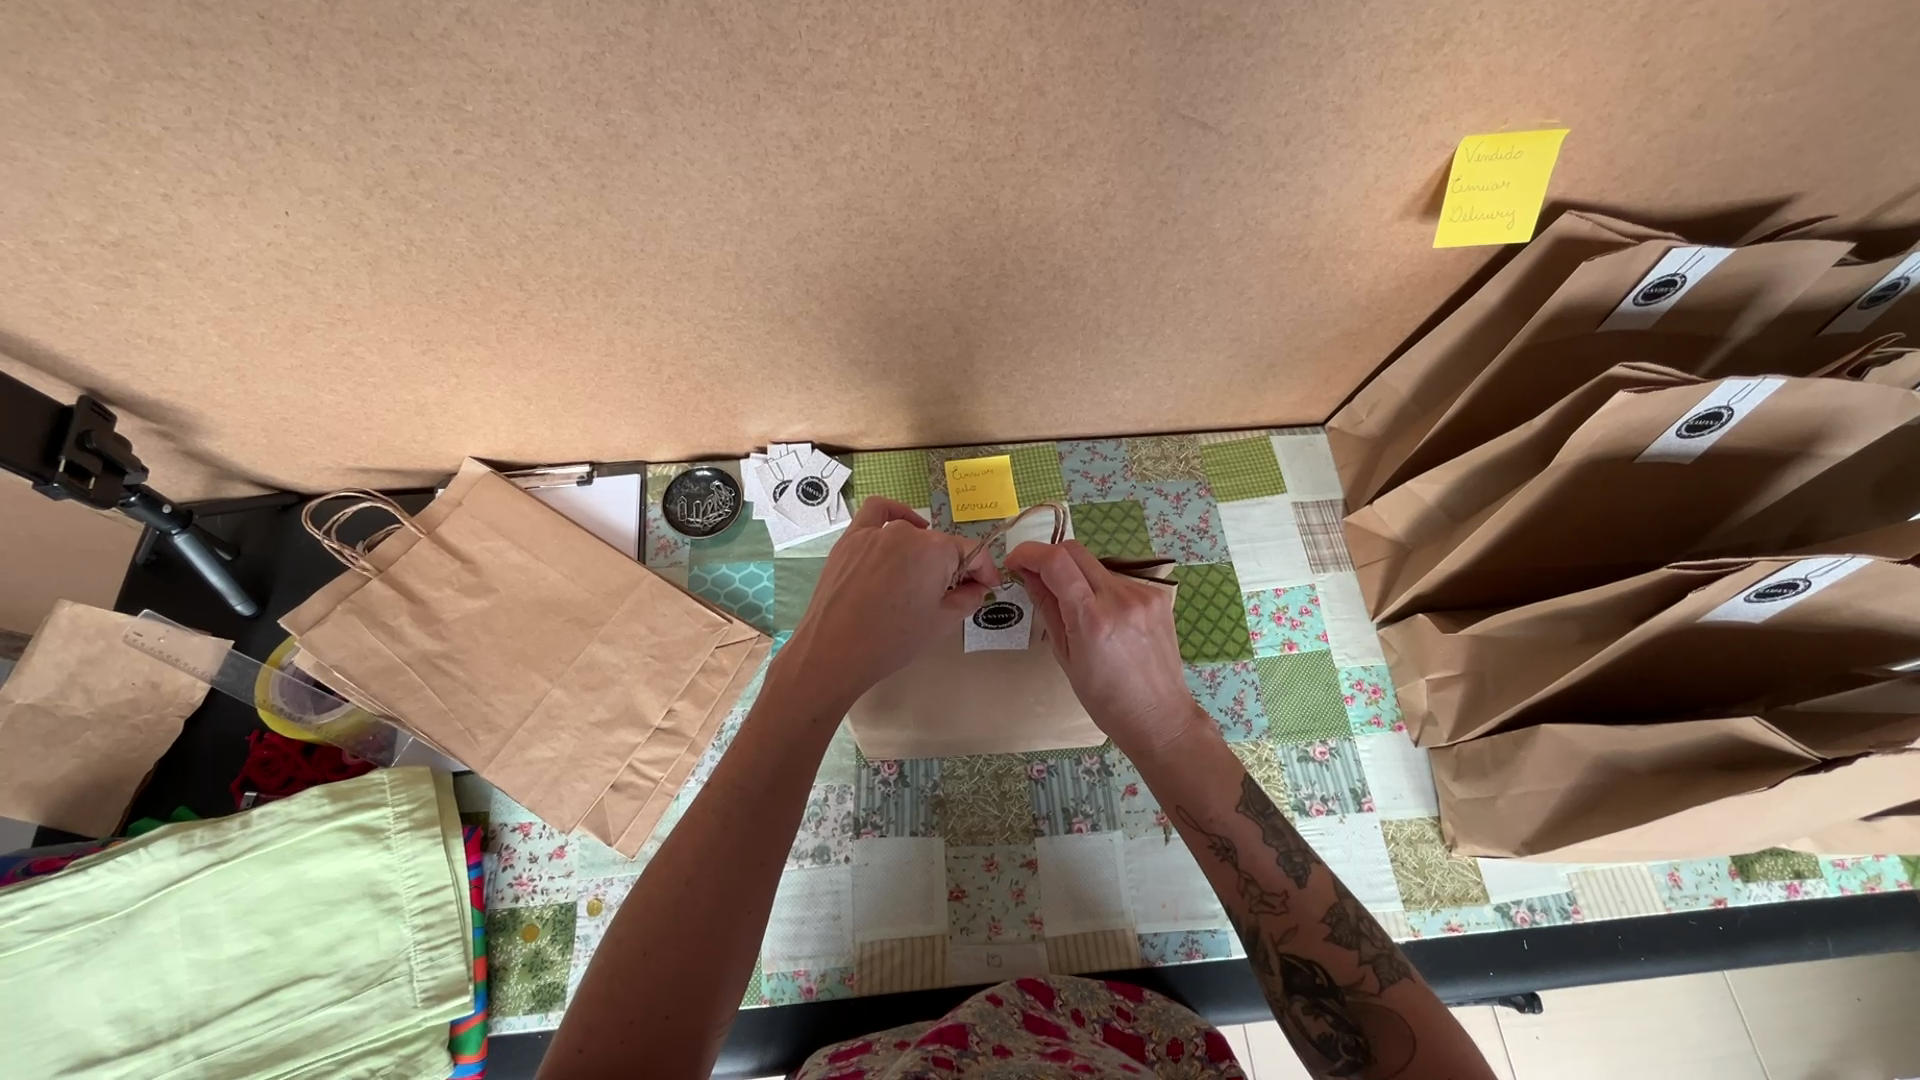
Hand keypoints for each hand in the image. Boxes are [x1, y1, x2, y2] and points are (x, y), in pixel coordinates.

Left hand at [773, 497, 997, 709]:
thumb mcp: (941, 623)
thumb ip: (968, 598)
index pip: (972, 553)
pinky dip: (895, 513)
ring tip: (919, 578)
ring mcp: (876, 533)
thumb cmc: (892, 641)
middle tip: (949, 596)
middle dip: (952, 567)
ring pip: (912, 534)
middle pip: (941, 546)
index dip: (984, 571)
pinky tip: (902, 527)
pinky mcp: (851, 538)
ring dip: (923, 551)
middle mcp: (908, 534)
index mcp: (936, 551)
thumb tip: (977, 586)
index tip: (987, 587)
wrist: (834, 652)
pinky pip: (877, 512)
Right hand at [1004, 540, 1208, 755]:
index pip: (1056, 561)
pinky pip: (1119, 580)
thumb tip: (1029, 576)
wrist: (1158, 716)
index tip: (1016, 561)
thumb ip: (1047, 608)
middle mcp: (1120, 598)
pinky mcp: (1158, 596)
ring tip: (1078, 610)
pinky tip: (1108, 619)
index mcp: (1091, 618)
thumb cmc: (1104, 698)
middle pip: (1075, 551)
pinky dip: (1103, 590)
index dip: (1029, 552)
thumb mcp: (1064, 656)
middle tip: (1036, 576)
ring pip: (1097, 565)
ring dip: (1078, 577)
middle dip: (1049, 558)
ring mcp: (1143, 594)